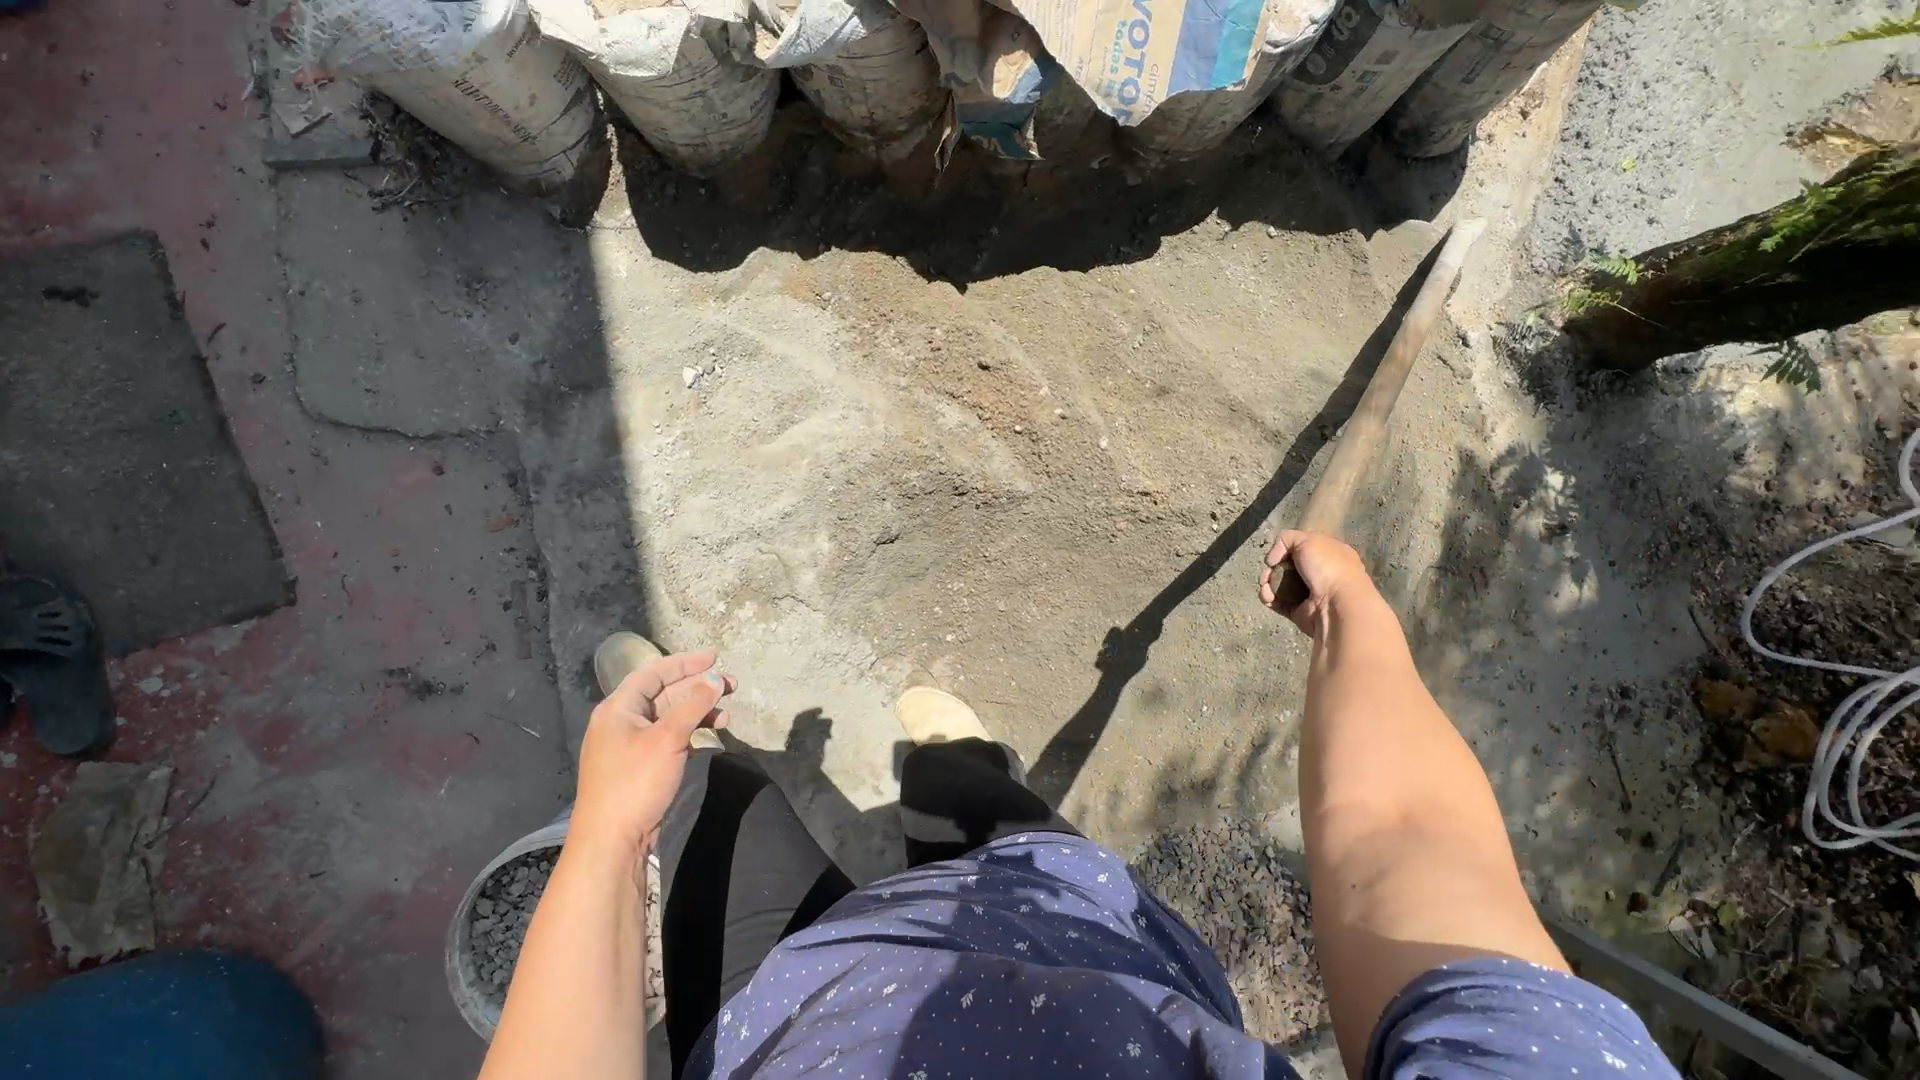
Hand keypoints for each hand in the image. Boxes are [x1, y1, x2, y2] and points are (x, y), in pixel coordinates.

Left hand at [570, 652, 734, 867]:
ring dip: (698, 711)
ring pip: (668, 716)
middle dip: (698, 688)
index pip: (654, 673)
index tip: (715, 657)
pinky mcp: (638, 765)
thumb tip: (714, 680)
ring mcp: (629, 745)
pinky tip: (710, 736)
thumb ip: (693, 705)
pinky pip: (667, 736)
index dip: (686, 662)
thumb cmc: (635, 783)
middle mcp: (620, 721)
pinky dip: (689, 732)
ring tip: (728, 715)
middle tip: (731, 687)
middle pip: (664, 693)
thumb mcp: (668, 739)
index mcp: (618, 708)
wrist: (611, 841)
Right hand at [1259, 531, 1374, 635]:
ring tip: (1265, 584)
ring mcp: (1308, 593)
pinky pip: (1277, 601)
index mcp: (1328, 554)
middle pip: (1286, 566)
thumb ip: (1286, 539)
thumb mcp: (1308, 540)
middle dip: (1272, 567)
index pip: (1301, 548)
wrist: (1335, 604)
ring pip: (1278, 583)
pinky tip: (1268, 596)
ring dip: (1267, 582)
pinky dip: (1269, 598)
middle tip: (1270, 569)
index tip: (1279, 553)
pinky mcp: (1298, 610)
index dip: (1285, 549)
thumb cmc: (1327, 567)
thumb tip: (1273, 560)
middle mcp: (1320, 573)